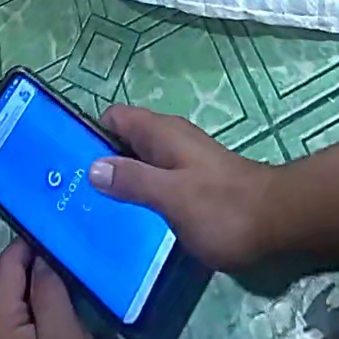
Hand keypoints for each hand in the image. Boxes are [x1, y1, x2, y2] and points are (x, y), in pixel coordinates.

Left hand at [0, 239, 107, 338]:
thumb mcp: (63, 338)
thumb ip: (50, 292)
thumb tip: (44, 254)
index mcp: (0, 321)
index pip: (9, 261)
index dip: (34, 237)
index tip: (64, 222)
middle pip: (16, 280)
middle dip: (45, 259)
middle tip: (79, 244)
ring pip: (27, 301)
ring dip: (52, 284)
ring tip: (81, 268)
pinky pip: (34, 321)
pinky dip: (52, 306)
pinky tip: (75, 304)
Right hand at [89, 105, 279, 269]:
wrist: (274, 222)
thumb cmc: (221, 207)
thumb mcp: (170, 196)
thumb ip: (133, 180)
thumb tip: (92, 166)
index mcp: (161, 132)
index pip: (115, 117)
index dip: (89, 132)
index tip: (64, 160)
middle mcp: (169, 138)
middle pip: (123, 138)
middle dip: (98, 159)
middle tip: (70, 193)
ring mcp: (181, 159)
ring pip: (137, 160)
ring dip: (117, 178)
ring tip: (90, 209)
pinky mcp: (190, 182)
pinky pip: (153, 178)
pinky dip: (137, 191)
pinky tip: (125, 219)